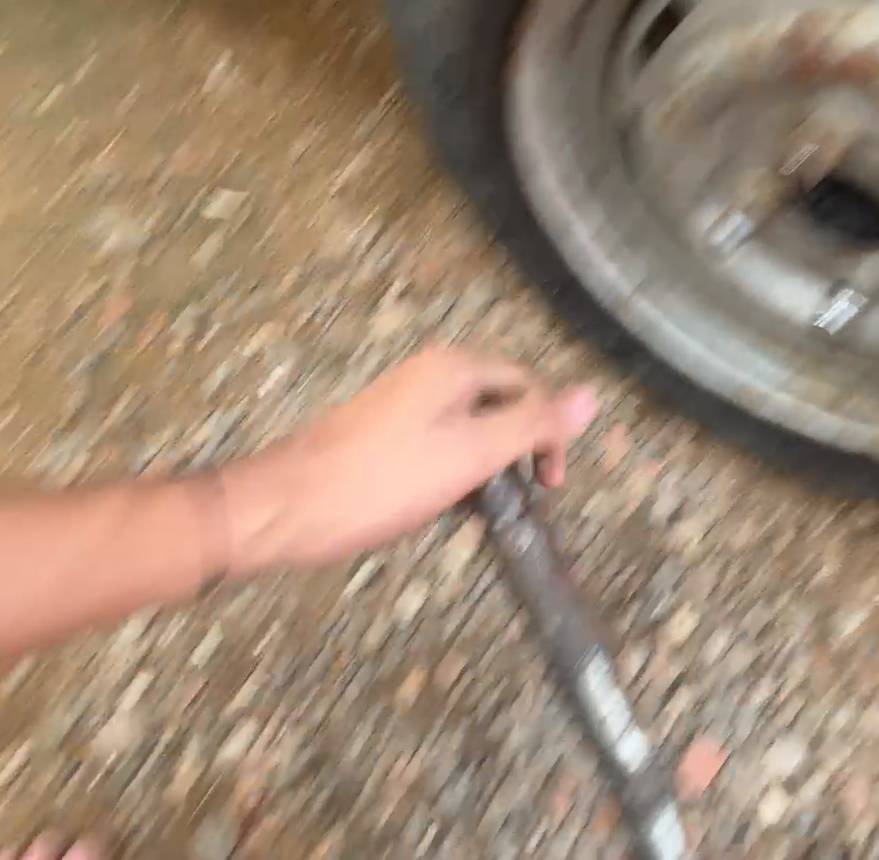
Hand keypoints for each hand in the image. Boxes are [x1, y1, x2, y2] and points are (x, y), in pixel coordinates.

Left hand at [218, 345, 596, 568]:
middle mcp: (431, 374)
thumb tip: (592, 395)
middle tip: (522, 500)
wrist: (286, 507)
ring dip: (489, 464)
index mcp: (454, 369)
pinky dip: (456, 469)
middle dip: (518, 449)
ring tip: (485, 508)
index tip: (549, 487)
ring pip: (471, 426)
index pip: (528, 386)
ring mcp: (404, 401)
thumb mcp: (471, 454)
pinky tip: (446, 504)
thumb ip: (532, 424)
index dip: (549, 432)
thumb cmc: (384, 480)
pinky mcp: (385, 431)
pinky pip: (440, 441)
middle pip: (501, 402)